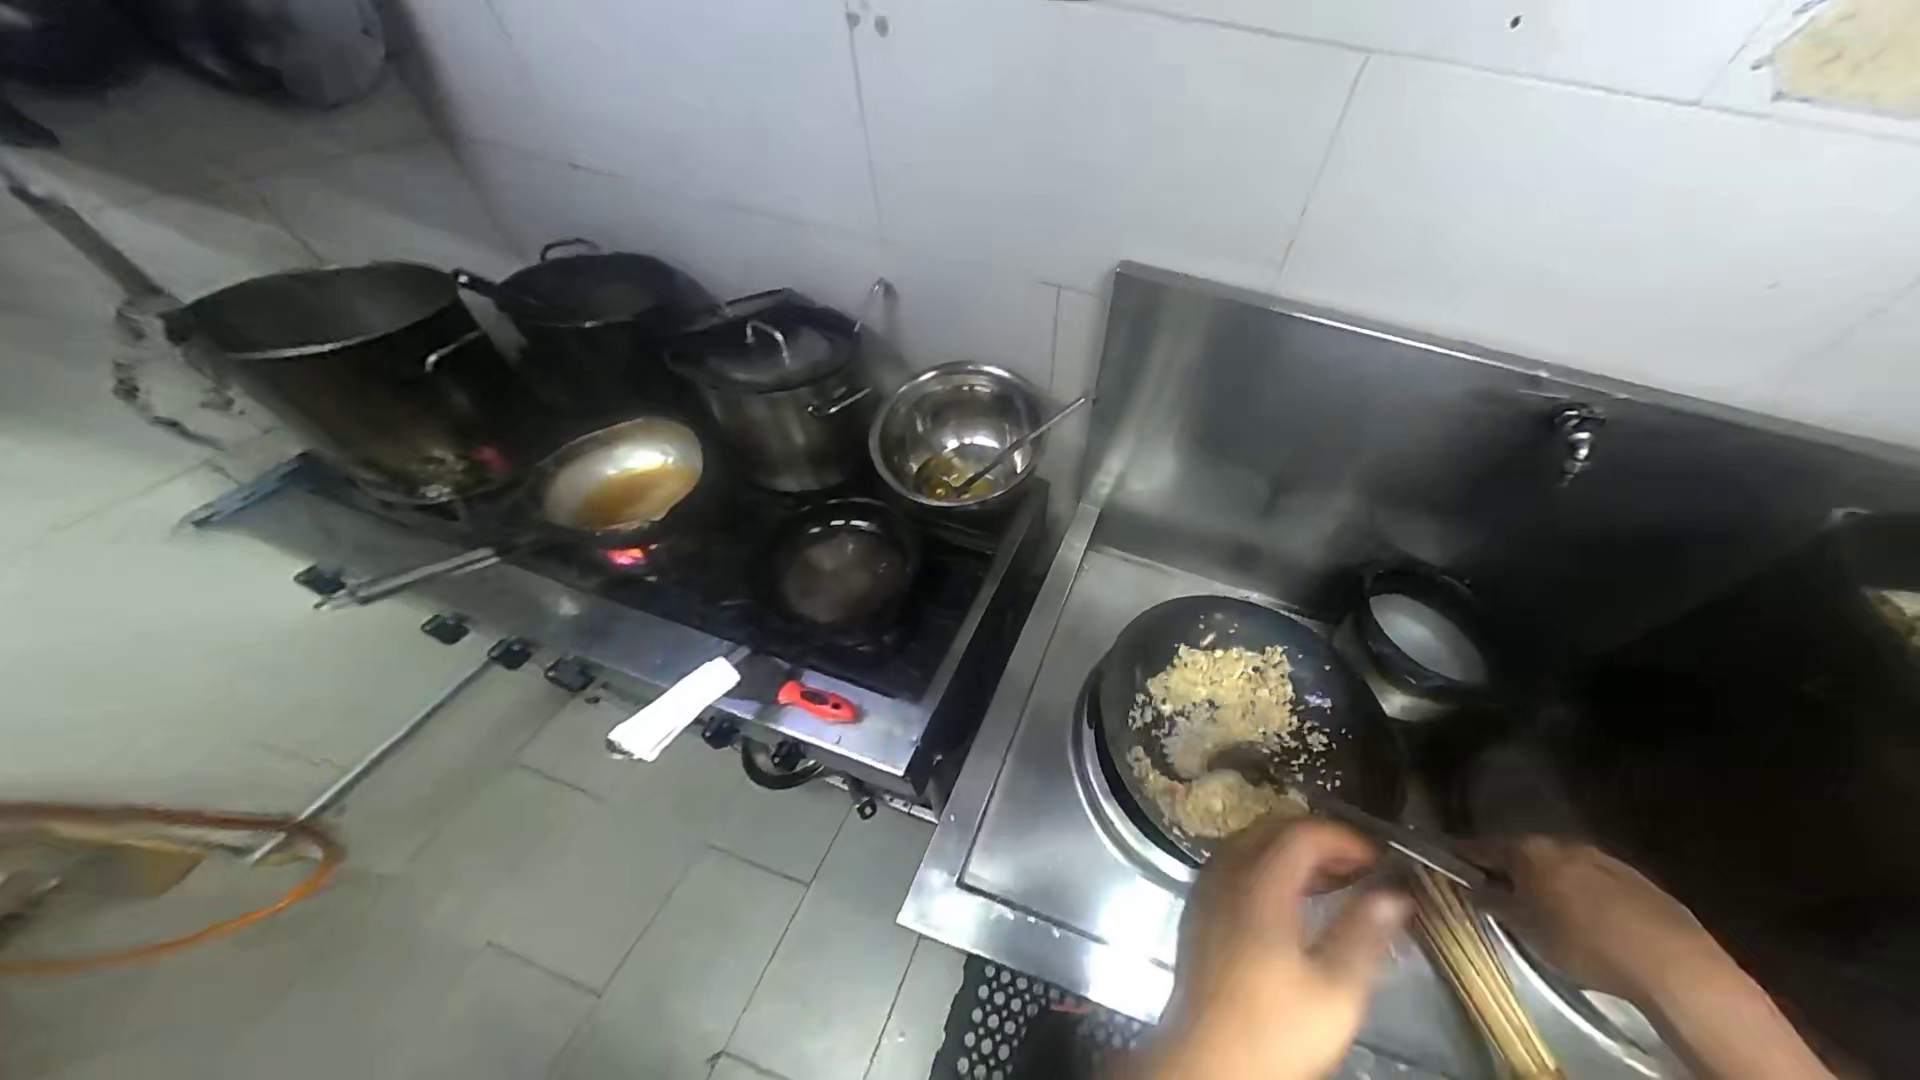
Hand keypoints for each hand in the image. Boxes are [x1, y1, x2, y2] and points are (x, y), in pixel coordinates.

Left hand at [1127, 819, 1410, 1079]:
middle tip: (1363, 869)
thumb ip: (1364, 934)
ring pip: (1251, 844)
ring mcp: (1206, 885)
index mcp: (1258, 882)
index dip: (1345, 838)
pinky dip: (1267, 866)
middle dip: (1321, 840)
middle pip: (1274, 830)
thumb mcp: (1336, 990)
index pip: (1302, 832)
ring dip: (1293, 853)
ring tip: (1336, 882)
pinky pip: (1234, 863)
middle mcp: (1226, 870)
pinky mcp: (1198, 904)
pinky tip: (1293, 899)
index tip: (1382, 860)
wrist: (1206, 1058)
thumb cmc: (1275, 1028)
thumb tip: (1395, 895)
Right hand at [1477, 836, 1836, 1079]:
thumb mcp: (1522, 926)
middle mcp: (1561, 842)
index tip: (1445, 863)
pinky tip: (1591, 920)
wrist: (1677, 968)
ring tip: (1546, 908)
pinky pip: (1596, 882)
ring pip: (1561, 865)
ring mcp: (1605, 859)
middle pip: (1521, 852)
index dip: (1459, 856)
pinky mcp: (1642, 882)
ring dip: (1548, 880)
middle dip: (1507, 868)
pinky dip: (1584, 894)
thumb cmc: (1582, 942)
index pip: (1477, 845)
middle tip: (1498, 891)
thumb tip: (1470, 885)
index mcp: (1525, 848)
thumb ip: (1490, 900)